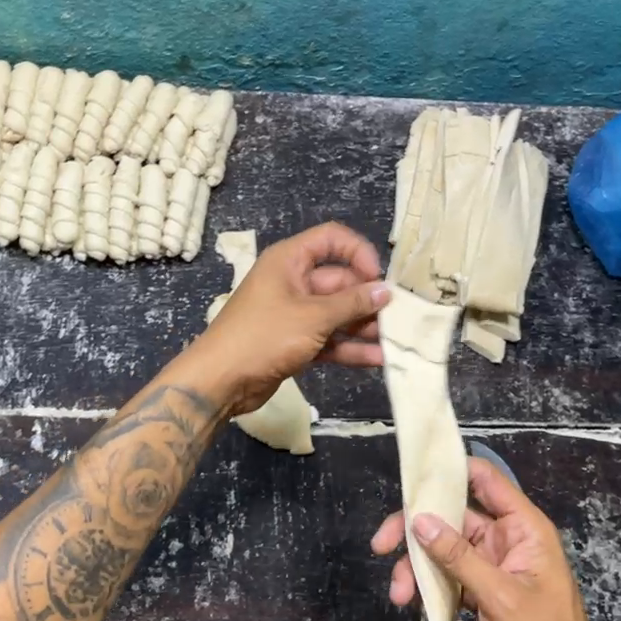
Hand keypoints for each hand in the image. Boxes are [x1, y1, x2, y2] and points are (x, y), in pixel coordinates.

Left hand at [188, 222, 389, 414]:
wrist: (221, 380)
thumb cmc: (264, 336)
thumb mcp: (313, 317)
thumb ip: (352, 303)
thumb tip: (385, 291)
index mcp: (289, 261)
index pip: (331, 240)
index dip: (358, 253)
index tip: (378, 278)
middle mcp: (292, 281)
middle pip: (339, 281)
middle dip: (368, 299)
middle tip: (399, 318)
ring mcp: (293, 313)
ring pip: (337, 313)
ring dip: (363, 326)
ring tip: (396, 342)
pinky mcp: (294, 342)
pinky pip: (329, 338)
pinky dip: (349, 347)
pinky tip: (378, 359)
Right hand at [370, 458, 604, 620]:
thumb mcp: (500, 596)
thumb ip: (458, 556)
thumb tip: (419, 520)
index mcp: (522, 526)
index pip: (484, 479)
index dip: (449, 470)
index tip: (411, 477)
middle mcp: (504, 537)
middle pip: (451, 514)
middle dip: (415, 529)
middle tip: (382, 544)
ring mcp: (490, 564)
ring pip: (442, 547)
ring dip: (416, 565)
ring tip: (399, 594)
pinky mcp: (479, 589)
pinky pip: (445, 573)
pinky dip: (426, 584)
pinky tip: (410, 602)